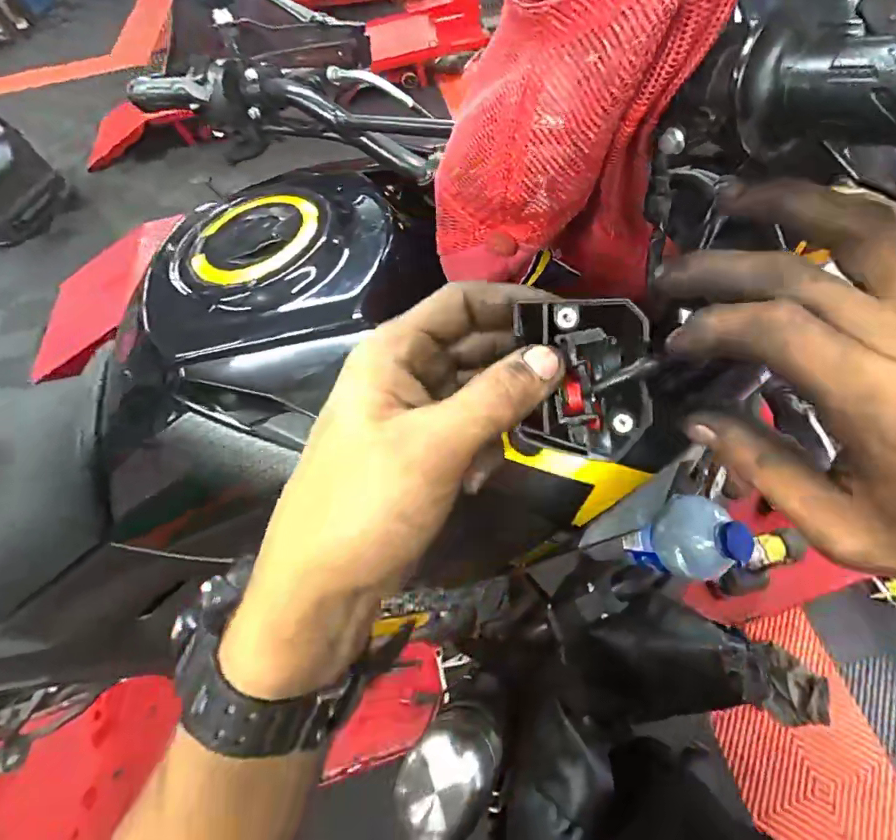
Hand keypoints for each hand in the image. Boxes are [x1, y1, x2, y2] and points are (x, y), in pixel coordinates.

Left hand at [220, 283, 562, 697]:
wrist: (320, 592)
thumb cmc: (367, 503)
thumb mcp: (437, 445)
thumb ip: (498, 396)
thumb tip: (554, 356)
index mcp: (393, 352)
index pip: (460, 304)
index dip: (512, 303)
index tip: (566, 316)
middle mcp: (404, 373)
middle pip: (475, 345)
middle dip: (520, 360)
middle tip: (575, 373)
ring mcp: (414, 413)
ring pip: (478, 389)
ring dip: (507, 408)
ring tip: (541, 426)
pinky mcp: (426, 449)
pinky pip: (471, 426)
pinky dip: (487, 442)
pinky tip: (484, 473)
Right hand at [656, 181, 895, 655]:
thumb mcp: (848, 533)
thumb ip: (766, 469)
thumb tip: (697, 418)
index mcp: (885, 405)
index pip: (781, 328)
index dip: (716, 323)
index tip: (679, 338)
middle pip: (803, 272)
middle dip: (725, 264)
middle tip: (675, 272)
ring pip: (867, 224)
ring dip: (795, 201)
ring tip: (739, 198)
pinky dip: (859, 206)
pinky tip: (821, 208)